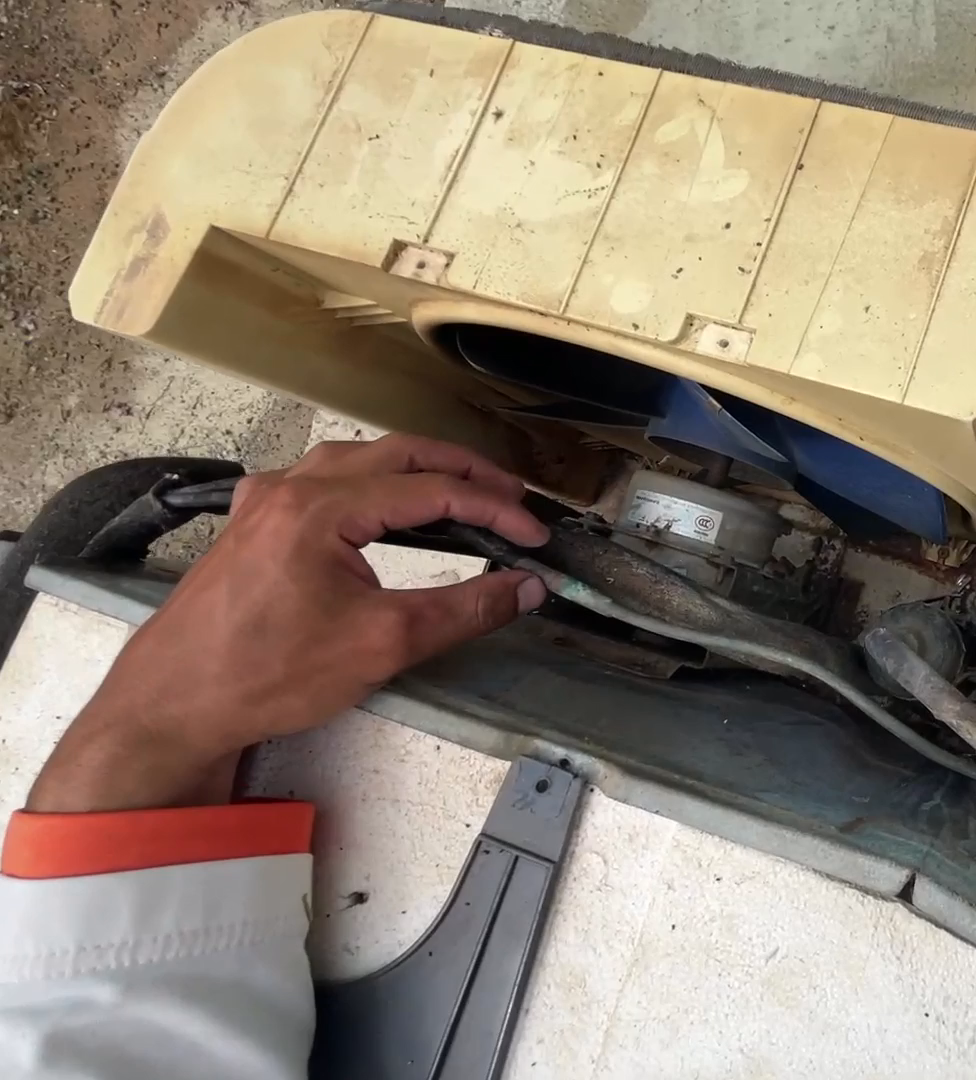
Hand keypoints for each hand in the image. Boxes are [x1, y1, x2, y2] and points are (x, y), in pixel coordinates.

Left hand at [27, 435, 550, 813]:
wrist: (168, 710)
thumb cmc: (274, 675)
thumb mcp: (388, 643)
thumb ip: (470, 609)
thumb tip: (533, 587)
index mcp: (322, 510)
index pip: (434, 491)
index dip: (497, 510)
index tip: (537, 538)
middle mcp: (292, 488)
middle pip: (400, 452)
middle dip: (468, 471)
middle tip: (516, 498)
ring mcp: (267, 499)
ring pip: (364, 456)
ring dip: (425, 468)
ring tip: (470, 491)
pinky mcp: (257, 520)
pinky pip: (332, 476)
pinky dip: (383, 478)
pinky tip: (398, 502)